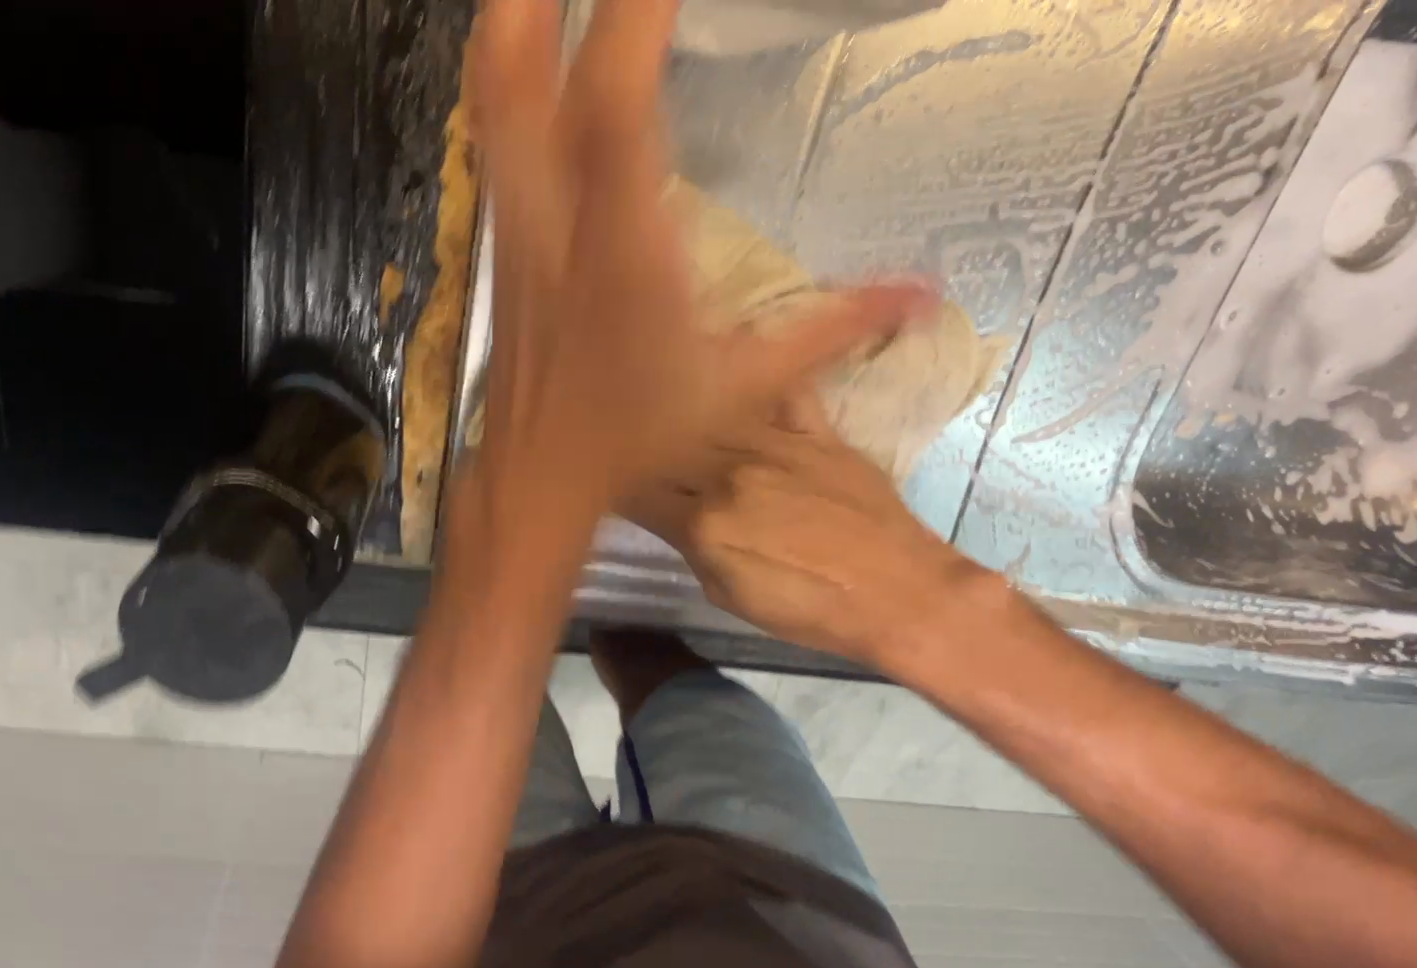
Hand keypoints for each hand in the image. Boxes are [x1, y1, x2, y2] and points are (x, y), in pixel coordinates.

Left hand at [464, 0, 929, 514]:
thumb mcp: (741, 389)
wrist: (537, 473)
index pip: (617, 106)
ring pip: (493, 105)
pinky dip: (501, 79)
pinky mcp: (499, 244)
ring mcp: (516, 229)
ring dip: (509, 21)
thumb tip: (926, 295)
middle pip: (520, 81)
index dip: (631, 16)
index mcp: (625, 248)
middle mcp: (557, 222)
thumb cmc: (635, 436)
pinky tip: (516, 47)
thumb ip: (832, 329)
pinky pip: (491, 142)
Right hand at [628, 400, 1001, 665]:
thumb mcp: (726, 593)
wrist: (902, 595)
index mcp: (702, 523)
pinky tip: (731, 347)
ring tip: (658, 388)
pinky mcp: (816, 431)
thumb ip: (689, 545)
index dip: (610, 480)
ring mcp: (776, 445)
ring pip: (708, 408)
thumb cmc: (809, 610)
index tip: (601, 474)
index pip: (634, 488)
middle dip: (636, 436)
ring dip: (678, 402)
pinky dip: (752, 374)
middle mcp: (731, 473)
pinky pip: (778, 389)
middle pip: (663, 440)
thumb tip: (668, 512)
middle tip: (623, 432)